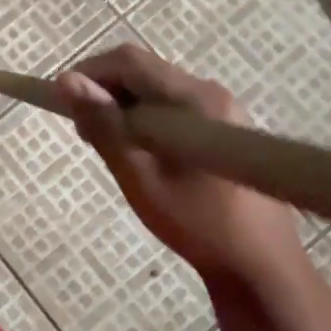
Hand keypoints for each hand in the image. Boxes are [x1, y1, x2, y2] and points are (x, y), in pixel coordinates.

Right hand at [58, 44, 303, 288]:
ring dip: (123, 107)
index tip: (65, 104)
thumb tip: (66, 80)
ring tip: (109, 145)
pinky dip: (145, 118)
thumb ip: (104, 124)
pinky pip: (171, 105)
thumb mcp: (139, 176)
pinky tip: (141, 153)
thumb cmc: (199, 223)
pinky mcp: (225, 127)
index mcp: (195, 99)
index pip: (128, 61)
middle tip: (86, 132)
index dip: (89, 73)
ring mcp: (223, 109)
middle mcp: (211, 92)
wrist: (264, 270)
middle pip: (141, 71)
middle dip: (104, 92)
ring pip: (154, 88)